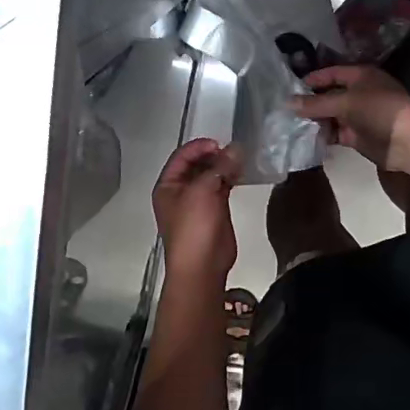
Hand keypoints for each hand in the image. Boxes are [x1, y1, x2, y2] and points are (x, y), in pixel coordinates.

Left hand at [152, 138, 240, 279]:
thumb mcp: (203, 192)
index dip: (198, 147)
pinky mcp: (214, 212)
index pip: (181, 157)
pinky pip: (221, 189)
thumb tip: (236, 148)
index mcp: (167, 186)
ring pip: (210, 177)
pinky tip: (242, 173)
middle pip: (196, 166)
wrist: (202, 265)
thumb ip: (219, 167)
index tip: (219, 144)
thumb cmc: (194, 226)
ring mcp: (197, 203)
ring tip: (241, 159)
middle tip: (233, 152)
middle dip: (213, 156)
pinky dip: (230, 180)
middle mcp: (180, 192)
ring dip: (223, 167)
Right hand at [291, 65, 409, 171]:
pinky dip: (323, 135)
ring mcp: (358, 116)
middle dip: (311, 101)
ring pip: (331, 115)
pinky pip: (335, 132)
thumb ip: (316, 103)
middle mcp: (359, 93)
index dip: (313, 78)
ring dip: (315, 119)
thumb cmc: (378, 110)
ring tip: (292, 123)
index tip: (292, 87)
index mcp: (360, 76)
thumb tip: (288, 102)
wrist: (406, 140)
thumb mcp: (345, 102)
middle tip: (286, 108)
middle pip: (330, 95)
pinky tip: (306, 137)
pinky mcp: (357, 136)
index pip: (332, 73)